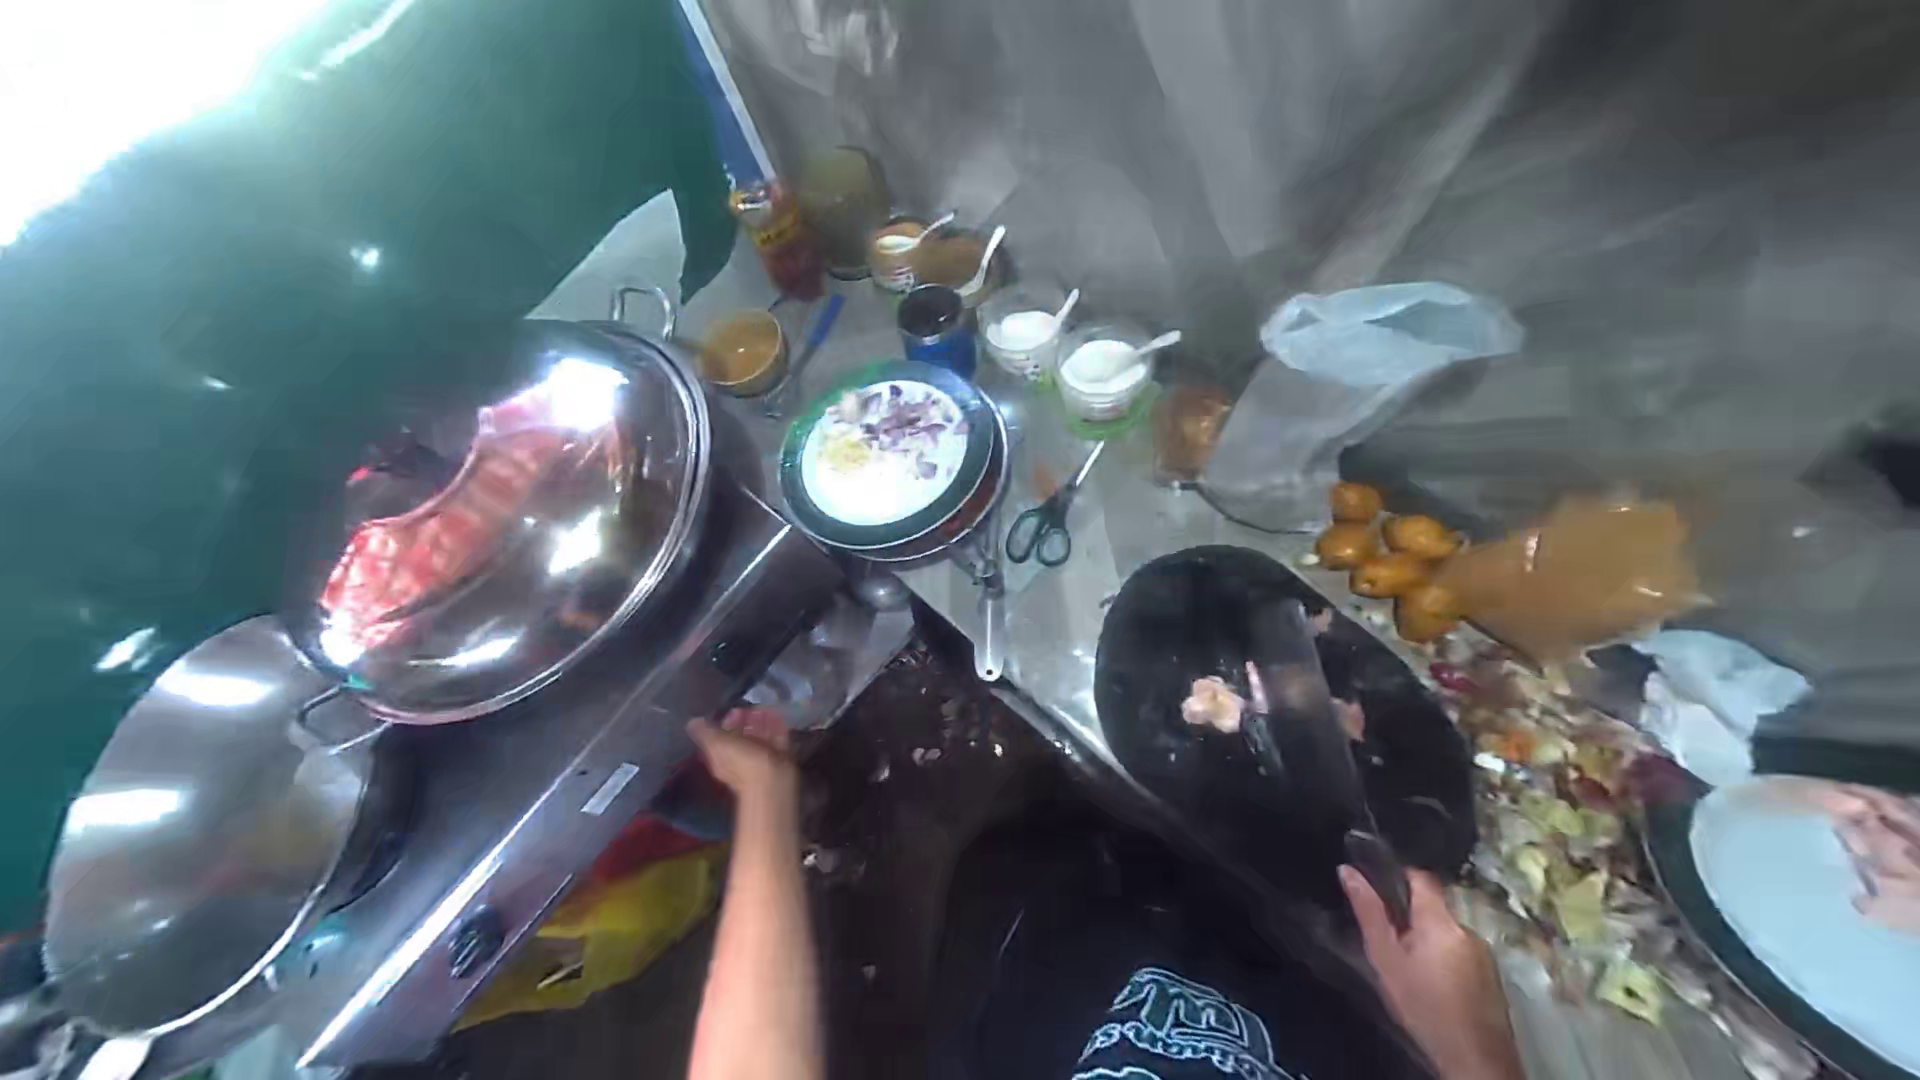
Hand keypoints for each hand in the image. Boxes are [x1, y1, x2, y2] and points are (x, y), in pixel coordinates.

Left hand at [688, 707, 799, 811]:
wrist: (772, 779)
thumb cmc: (742, 762)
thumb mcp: (717, 745)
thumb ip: (705, 732)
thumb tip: (692, 721)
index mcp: (723, 757)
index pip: (721, 738)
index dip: (724, 723)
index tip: (731, 708)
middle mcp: (740, 757)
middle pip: (741, 735)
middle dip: (744, 720)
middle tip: (748, 705)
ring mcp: (760, 756)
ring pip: (759, 734)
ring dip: (760, 720)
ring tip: (763, 705)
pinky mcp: (778, 752)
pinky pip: (776, 734)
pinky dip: (775, 723)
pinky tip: (776, 711)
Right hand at [1341, 866, 1523, 1079]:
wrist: (1476, 1063)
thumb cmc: (1423, 1005)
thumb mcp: (1385, 957)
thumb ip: (1368, 911)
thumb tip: (1347, 870)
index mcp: (1440, 921)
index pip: (1422, 877)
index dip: (1400, 874)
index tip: (1377, 884)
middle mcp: (1467, 930)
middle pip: (1433, 906)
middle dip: (1410, 915)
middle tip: (1388, 936)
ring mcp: (1485, 955)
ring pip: (1447, 931)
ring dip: (1427, 938)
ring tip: (1408, 964)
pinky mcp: (1493, 978)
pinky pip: (1461, 950)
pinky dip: (1444, 956)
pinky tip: (1432, 981)